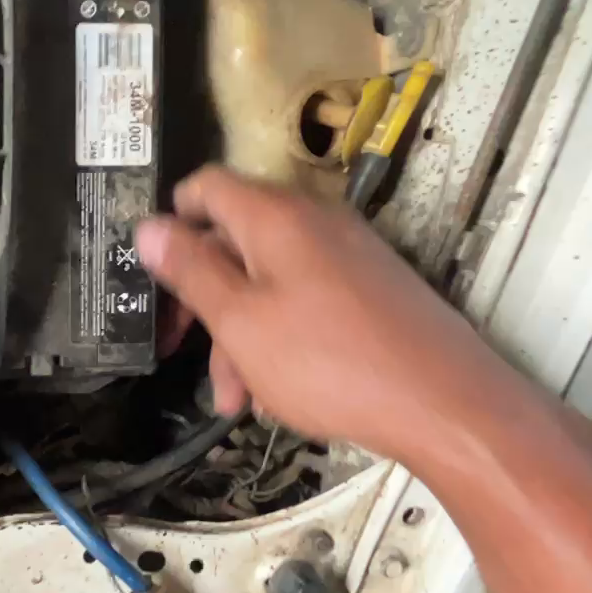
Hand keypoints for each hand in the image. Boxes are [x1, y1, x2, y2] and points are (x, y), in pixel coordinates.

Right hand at [136, 167, 522, 463]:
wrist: (443, 404)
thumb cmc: (326, 361)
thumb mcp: (239, 320)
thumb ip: (191, 270)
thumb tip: (148, 227)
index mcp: (275, 218)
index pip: (206, 188)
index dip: (171, 222)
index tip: (153, 274)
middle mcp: (312, 222)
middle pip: (231, 241)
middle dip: (198, 296)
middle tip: (177, 348)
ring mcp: (345, 255)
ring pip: (264, 281)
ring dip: (235, 333)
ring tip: (233, 397)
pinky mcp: (367, 289)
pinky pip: (300, 300)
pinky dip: (274, 336)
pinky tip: (272, 390)